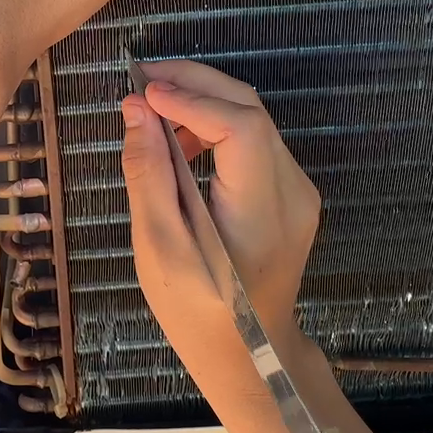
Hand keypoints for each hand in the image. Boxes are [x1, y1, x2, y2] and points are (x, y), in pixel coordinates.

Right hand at [122, 61, 319, 338]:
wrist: (251, 355)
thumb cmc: (197, 310)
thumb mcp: (159, 247)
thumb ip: (148, 173)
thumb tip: (136, 107)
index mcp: (263, 213)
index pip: (242, 127)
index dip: (192, 99)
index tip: (144, 91)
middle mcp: (292, 191)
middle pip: (250, 108)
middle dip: (195, 81)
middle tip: (142, 77)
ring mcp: (297, 188)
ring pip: (252, 116)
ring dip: (202, 98)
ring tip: (153, 106)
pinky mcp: (289, 189)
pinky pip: (252, 137)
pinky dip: (214, 122)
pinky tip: (181, 137)